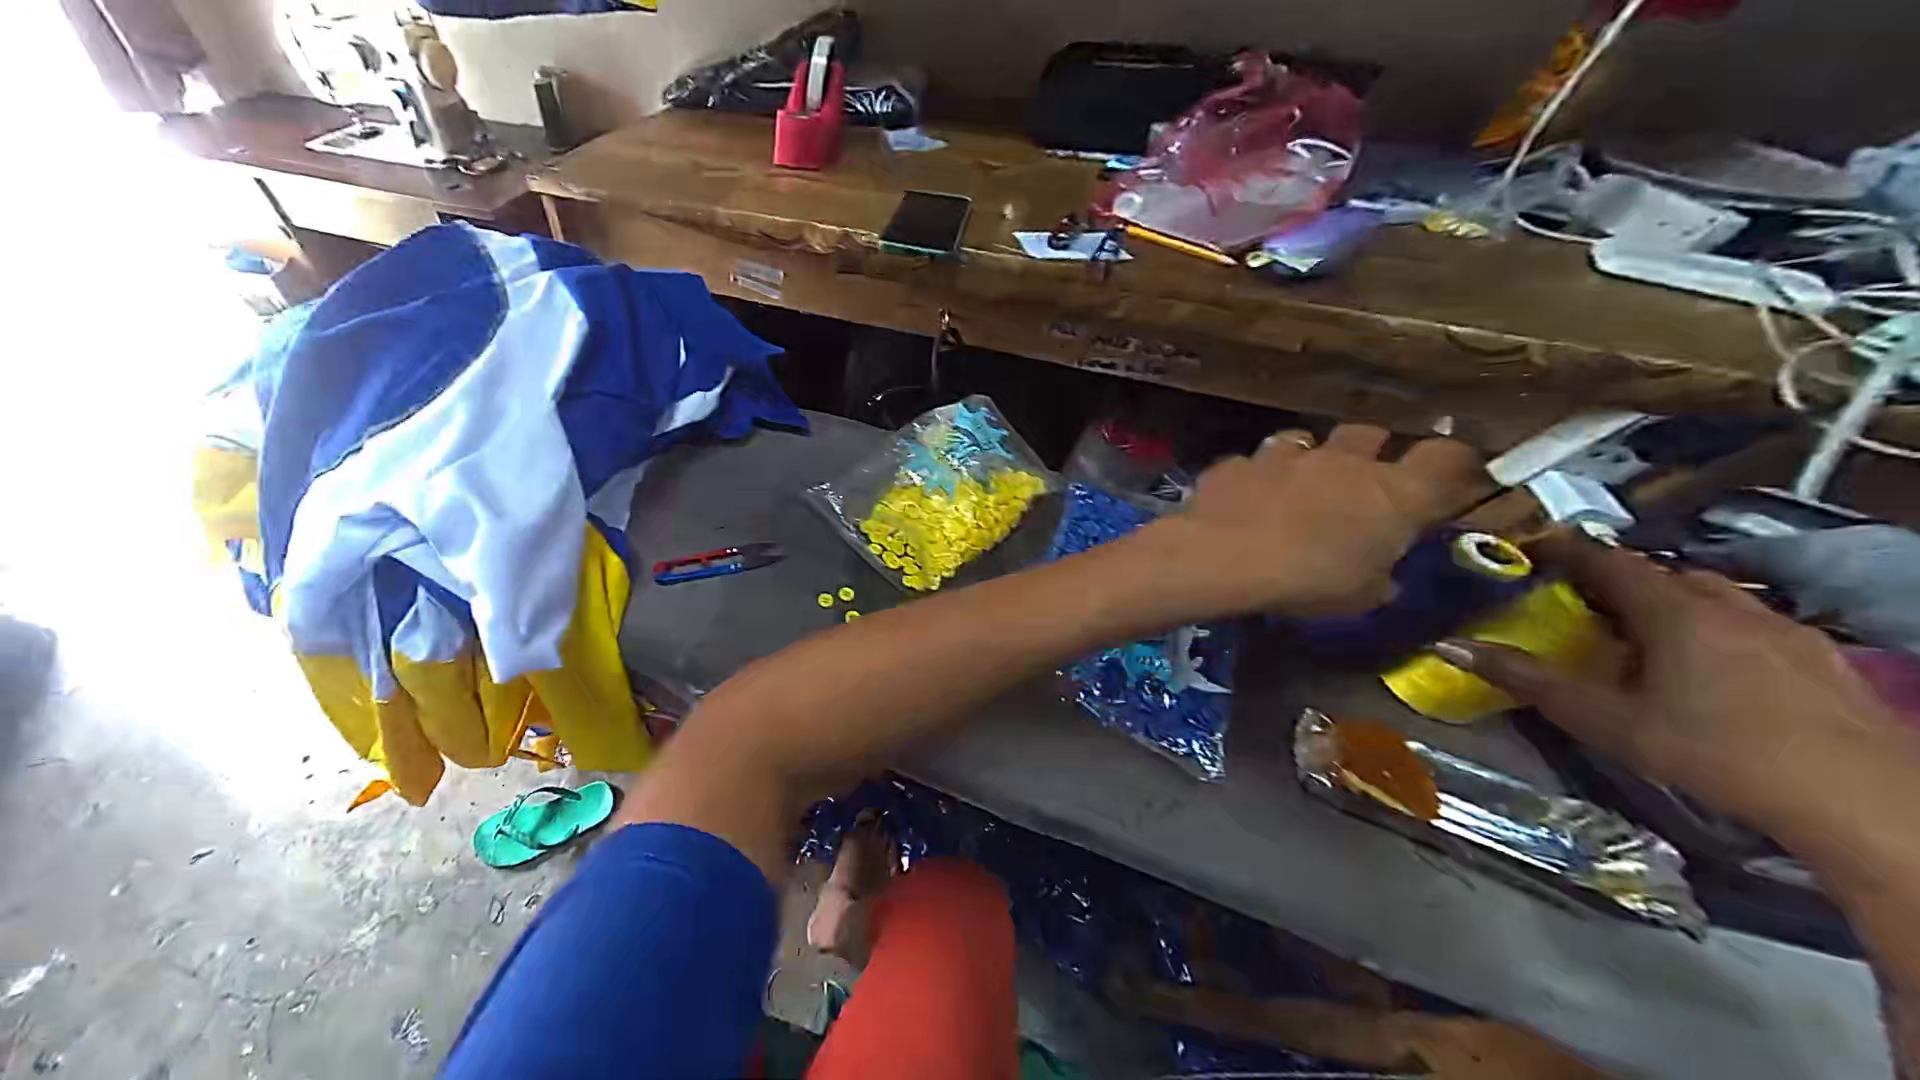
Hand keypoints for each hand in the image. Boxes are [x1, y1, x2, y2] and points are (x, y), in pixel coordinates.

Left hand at [1138, 424, 1483, 617]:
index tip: (1447, 474)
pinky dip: (1254, 477)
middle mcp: (1344, 461)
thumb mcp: (1361, 596)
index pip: (1445, 457)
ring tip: (1295, 485)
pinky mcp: (1239, 462)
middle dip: (1369, 451)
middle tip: (1358, 481)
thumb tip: (1384, 576)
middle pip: (1370, 434)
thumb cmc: (1309, 581)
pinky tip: (1244, 499)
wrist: (1227, 556)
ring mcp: (1287, 455)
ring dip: (1306, 458)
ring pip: (1306, 438)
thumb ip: (1380, 577)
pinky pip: (1253, 462)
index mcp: (1394, 493)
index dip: (1451, 462)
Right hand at [1440, 537, 1919, 846]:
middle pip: (1663, 575)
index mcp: (1673, 612)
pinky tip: (1715, 670)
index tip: (1530, 548)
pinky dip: (1718, 630)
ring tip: (1645, 636)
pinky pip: (1754, 625)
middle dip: (1620, 580)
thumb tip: (1451, 646)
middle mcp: (1731, 607)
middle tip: (1585, 603)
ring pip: (1715, 597)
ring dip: (1672, 603)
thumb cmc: (1715, 751)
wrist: (1866, 803)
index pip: (1608, 561)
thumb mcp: (1604, 720)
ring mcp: (1787, 631)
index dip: (1565, 549)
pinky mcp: (1824, 661)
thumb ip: (1527, 680)